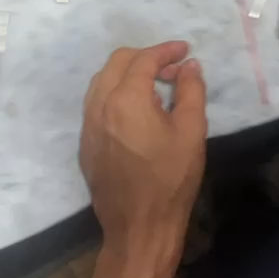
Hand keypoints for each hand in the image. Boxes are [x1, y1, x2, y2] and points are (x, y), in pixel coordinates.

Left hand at [80, 42, 206, 277]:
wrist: (139, 226)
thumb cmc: (171, 179)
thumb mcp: (191, 131)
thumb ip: (191, 91)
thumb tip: (189, 66)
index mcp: (126, 100)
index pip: (143, 59)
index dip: (166, 51)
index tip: (185, 51)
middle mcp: (99, 106)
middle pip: (117, 63)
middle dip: (146, 58)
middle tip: (173, 68)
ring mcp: (88, 126)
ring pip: (102, 81)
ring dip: (128, 74)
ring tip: (157, 87)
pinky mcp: (86, 144)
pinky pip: (97, 103)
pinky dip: (116, 93)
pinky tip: (139, 111)